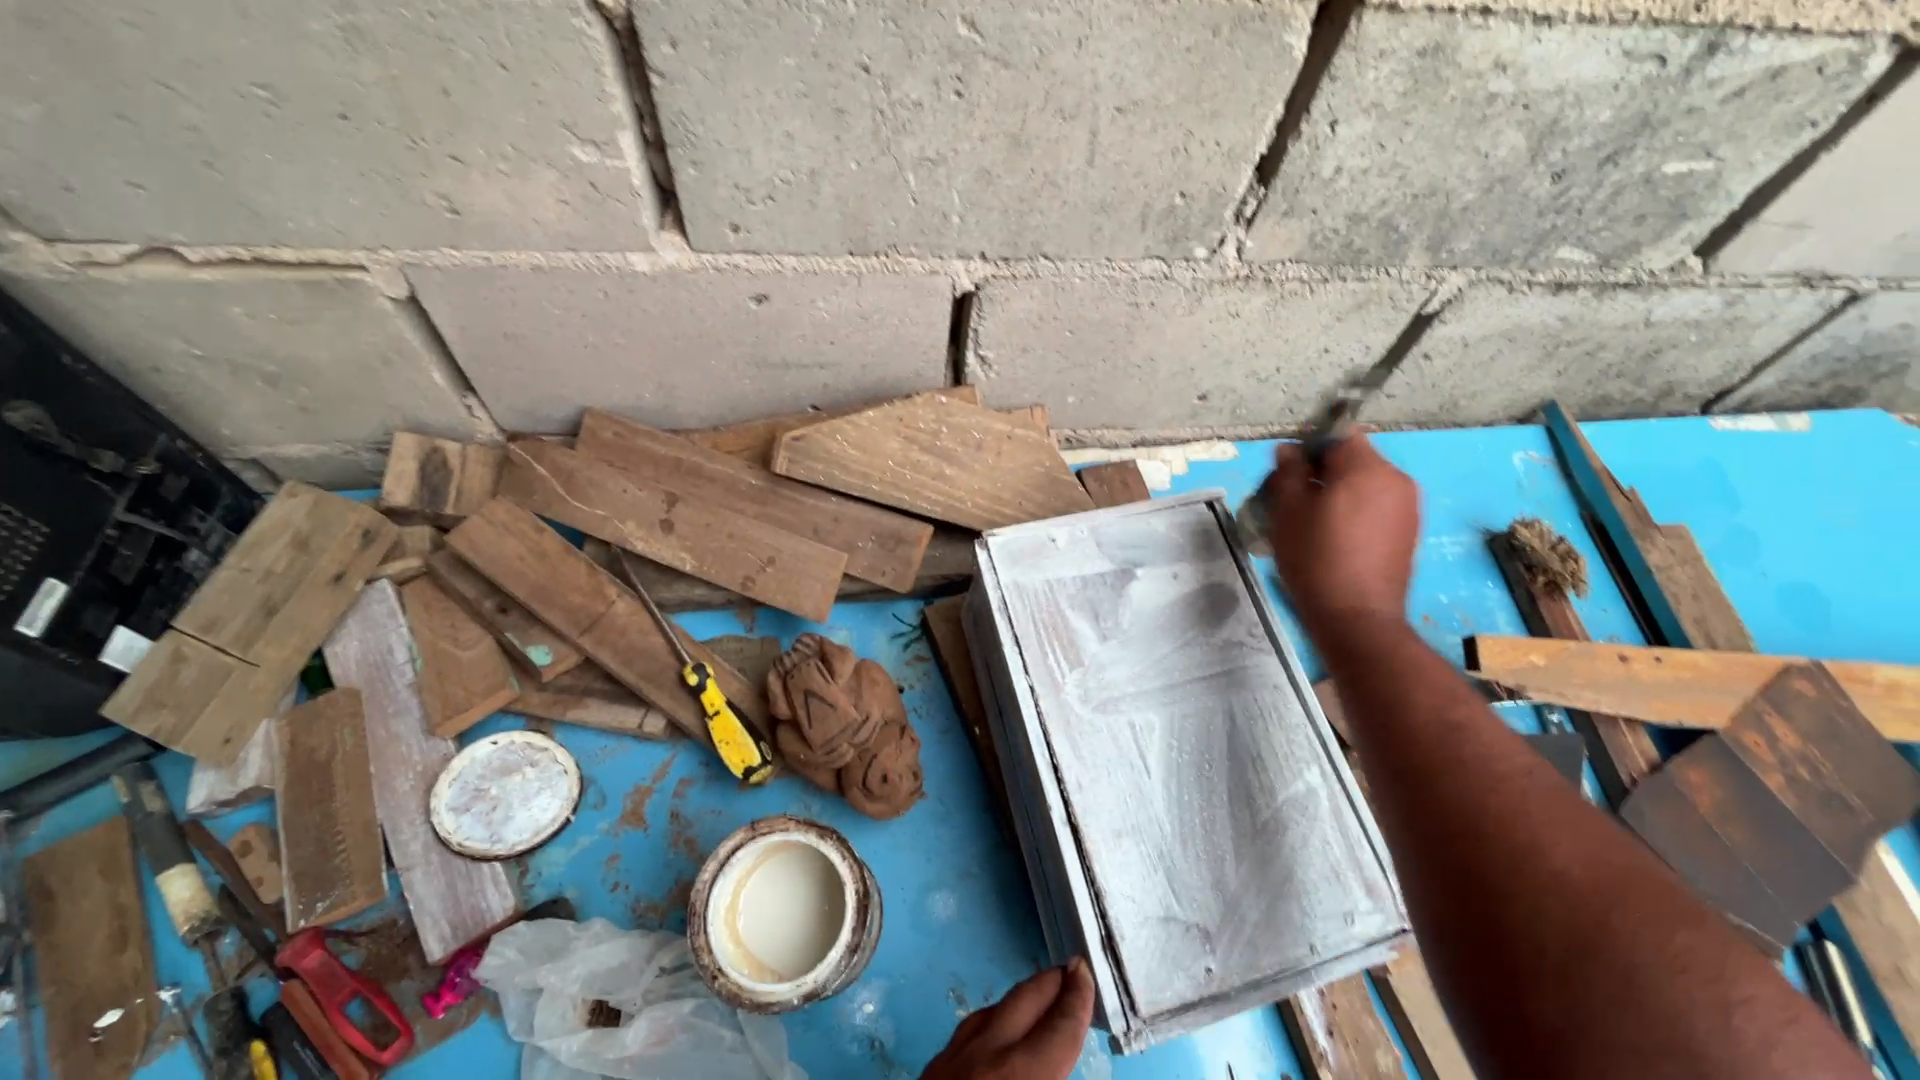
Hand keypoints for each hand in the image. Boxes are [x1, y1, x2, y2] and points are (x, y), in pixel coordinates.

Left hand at [921, 960, 1094, 1079]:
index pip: (1059, 1025)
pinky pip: (968, 1030)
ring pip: (992, 1010)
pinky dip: (993, 1020)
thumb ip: (1054, 1069)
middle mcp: (984, 1054)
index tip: (1085, 972)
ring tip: (1043, 996)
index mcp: (1019, 1072)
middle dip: (1052, 982)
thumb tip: (1061, 1043)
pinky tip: (1000, 1028)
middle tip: (1073, 971)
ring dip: (1022, 999)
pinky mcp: (931, 1066)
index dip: (1078, 997)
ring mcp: (951, 1056)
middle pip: (1024, 1001)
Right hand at [1262, 436, 1419, 634]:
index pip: (1338, 435)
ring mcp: (1408, 505)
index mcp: (1366, 468)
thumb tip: (1289, 451)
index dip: (1310, 446)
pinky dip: (1357, 510)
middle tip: (1295, 498)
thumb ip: (1288, 474)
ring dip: (1340, 492)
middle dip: (1324, 471)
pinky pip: (1378, 505)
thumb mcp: (1288, 513)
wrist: (1357, 616)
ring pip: (1367, 483)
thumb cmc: (1316, 559)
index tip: (1289, 471)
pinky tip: (1337, 537)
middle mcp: (1395, 478)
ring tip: (1314, 521)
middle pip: (1354, 458)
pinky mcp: (1409, 530)